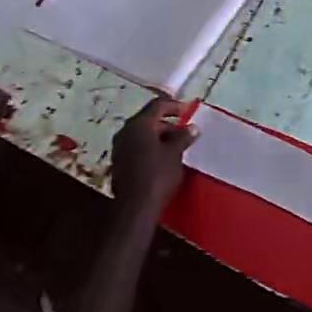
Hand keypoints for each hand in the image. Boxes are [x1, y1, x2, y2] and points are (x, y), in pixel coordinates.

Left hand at [110, 98, 196, 215]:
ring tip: (177, 147)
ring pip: (142, 134)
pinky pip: (137, 147)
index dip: (174, 106)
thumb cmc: (157, 175)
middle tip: (184, 132)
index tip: (187, 110)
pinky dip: (150, 147)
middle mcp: (125, 131)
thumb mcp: (174, 154)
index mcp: (139, 124)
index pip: (157, 105)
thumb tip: (192, 127)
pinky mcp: (119, 161)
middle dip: (167, 124)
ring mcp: (119, 147)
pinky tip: (162, 158)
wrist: (135, 206)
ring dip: (159, 137)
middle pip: (148, 120)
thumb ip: (183, 137)